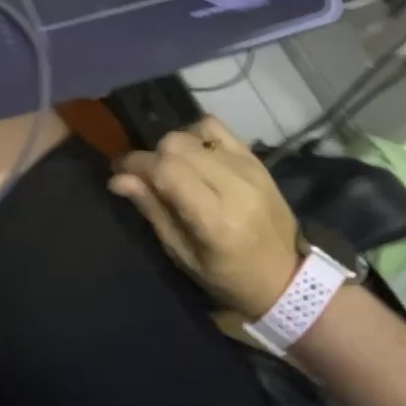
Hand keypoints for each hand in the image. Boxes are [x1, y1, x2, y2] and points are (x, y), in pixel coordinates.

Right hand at [110, 117, 298, 319]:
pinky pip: (217, 128)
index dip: (136, 164)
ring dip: (174, 147)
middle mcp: (234, 186)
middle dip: (152, 156)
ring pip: (194, 132)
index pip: (167, 171)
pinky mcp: (257, 159)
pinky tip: (195, 155)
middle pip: (177, 145)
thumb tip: (118, 179)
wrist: (287, 277)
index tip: (119, 170)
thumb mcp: (184, 256)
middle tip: (146, 176)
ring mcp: (249, 168)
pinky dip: (197, 135)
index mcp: (216, 220)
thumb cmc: (229, 278)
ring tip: (173, 168)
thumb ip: (152, 211)